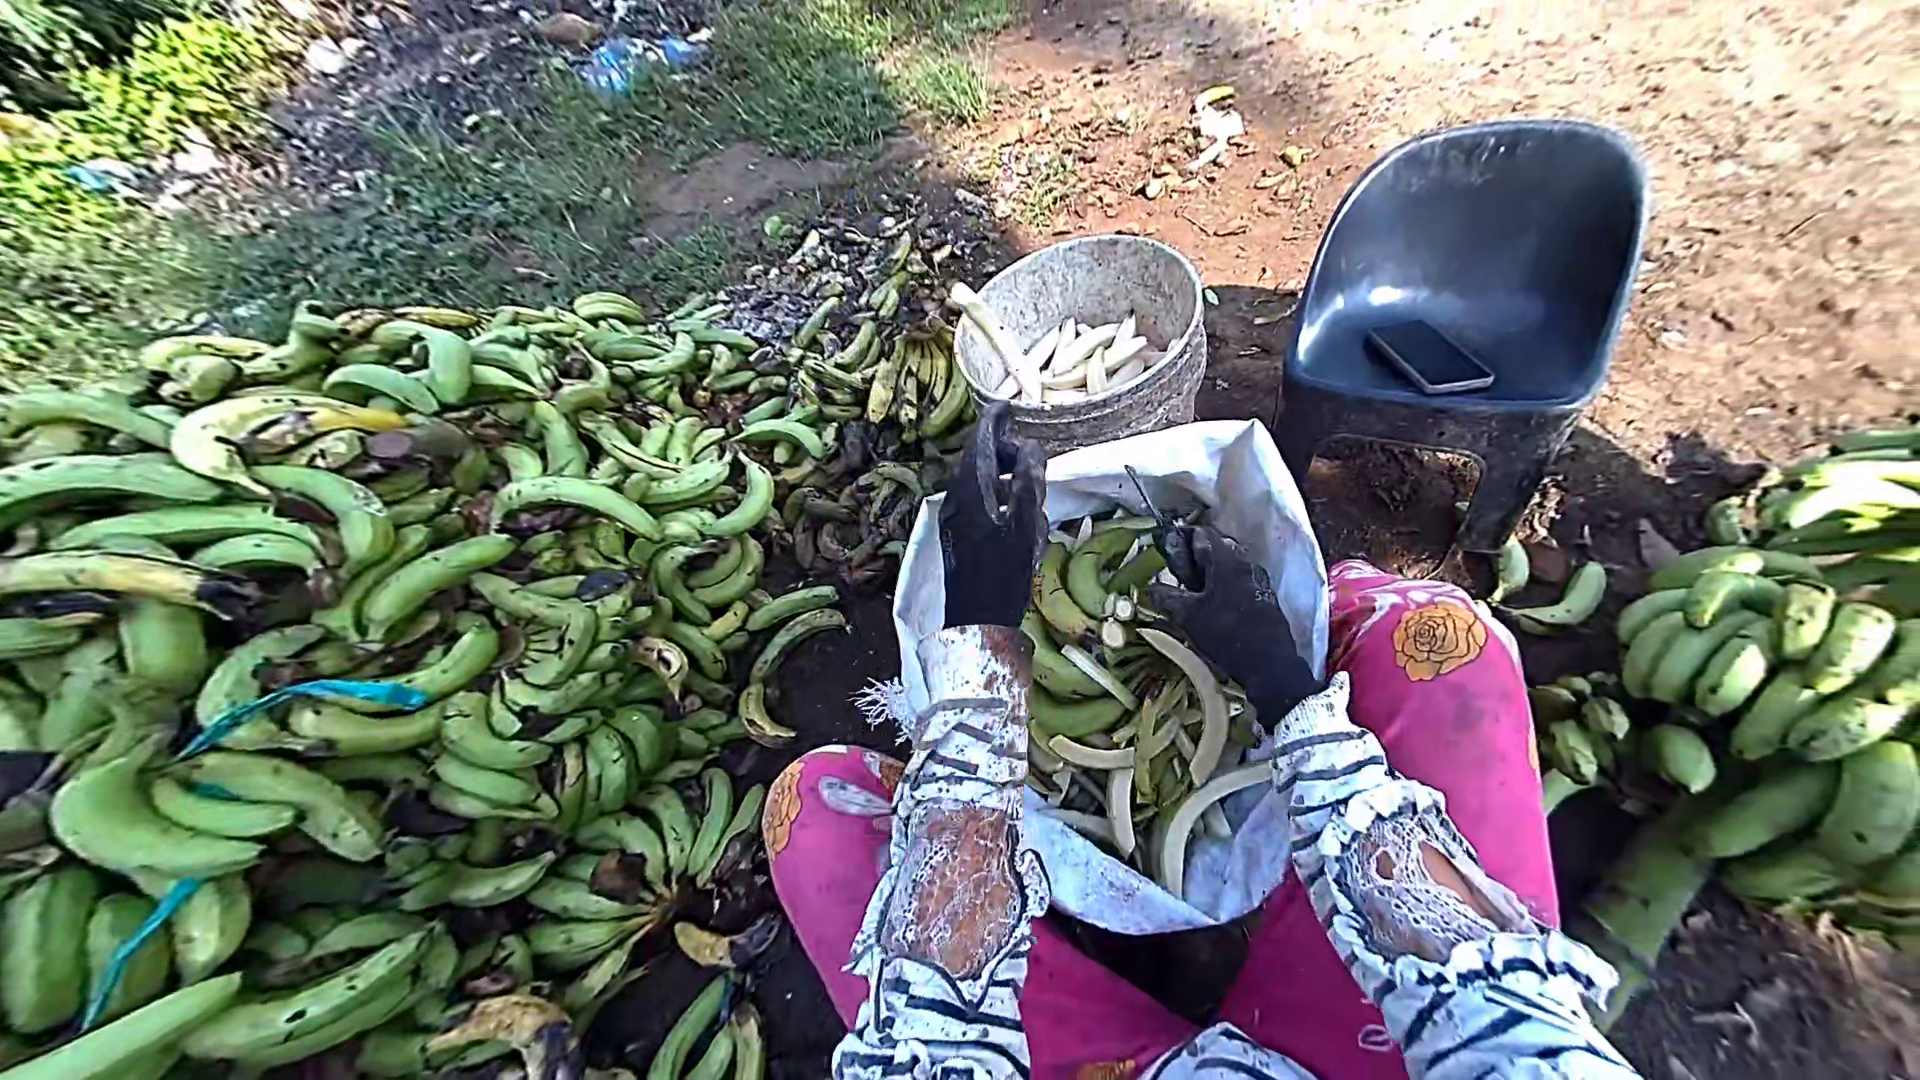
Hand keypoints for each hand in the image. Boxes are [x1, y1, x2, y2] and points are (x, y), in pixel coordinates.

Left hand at [939, 402, 1045, 628]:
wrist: (976, 620)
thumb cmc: (1001, 573)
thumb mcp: (1024, 523)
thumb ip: (1029, 480)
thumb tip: (1029, 448)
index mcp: (971, 488)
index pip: (981, 440)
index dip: (996, 419)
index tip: (1008, 407)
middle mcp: (957, 496)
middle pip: (986, 460)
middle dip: (1012, 461)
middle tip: (1035, 475)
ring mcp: (956, 515)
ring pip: (989, 485)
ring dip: (1013, 491)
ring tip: (1033, 518)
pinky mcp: (960, 532)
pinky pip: (985, 507)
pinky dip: (1005, 510)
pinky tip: (1022, 535)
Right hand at [1149, 527, 1320, 718]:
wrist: (1269, 663)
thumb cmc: (1225, 632)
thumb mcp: (1187, 614)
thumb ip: (1165, 596)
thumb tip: (1147, 588)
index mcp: (1226, 560)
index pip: (1200, 534)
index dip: (1180, 539)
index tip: (1165, 549)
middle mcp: (1245, 563)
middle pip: (1215, 549)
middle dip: (1193, 558)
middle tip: (1176, 573)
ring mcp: (1258, 580)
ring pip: (1226, 566)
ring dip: (1207, 573)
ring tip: (1191, 591)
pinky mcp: (1264, 597)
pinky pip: (1237, 581)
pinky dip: (1220, 586)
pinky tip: (1211, 604)